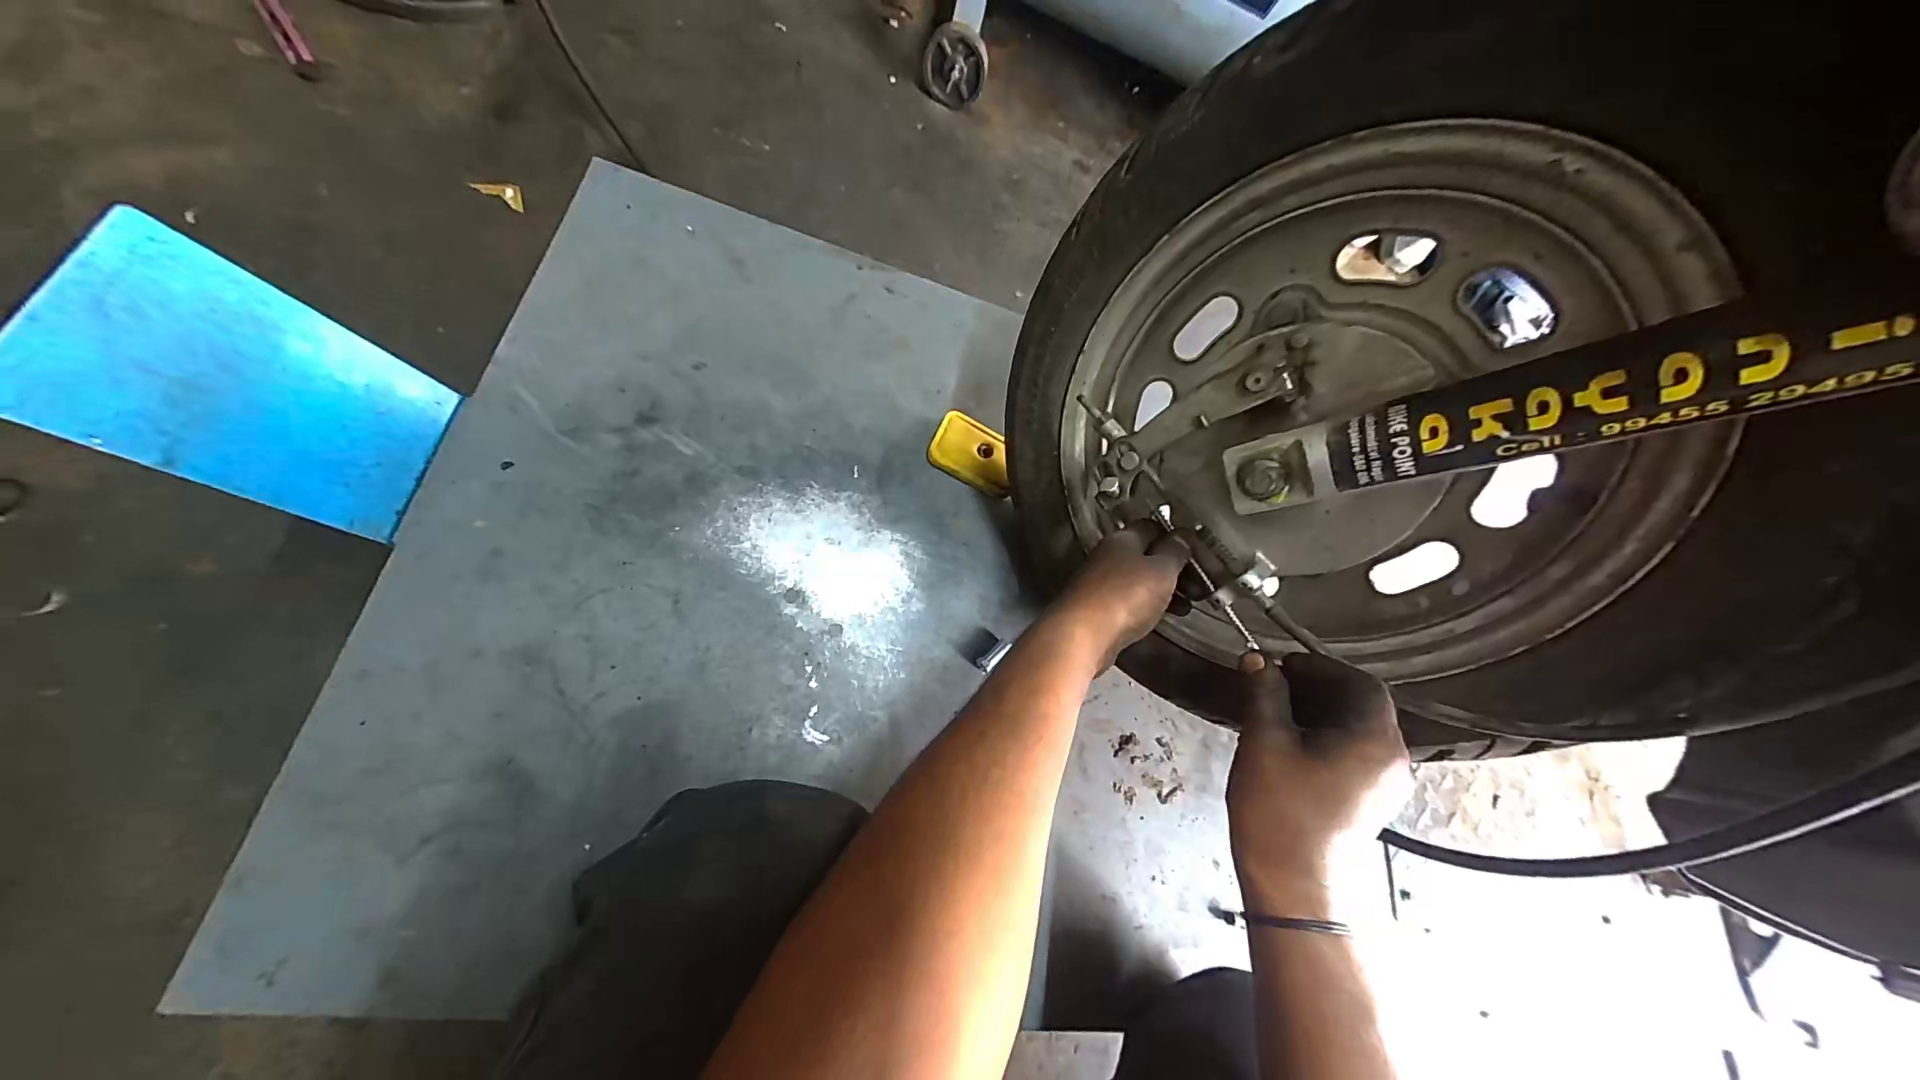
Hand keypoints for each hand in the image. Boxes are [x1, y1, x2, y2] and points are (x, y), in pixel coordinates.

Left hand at [1048, 523, 1187, 666]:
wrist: (1081, 636)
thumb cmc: (1124, 596)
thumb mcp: (1161, 570)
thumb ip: (1175, 551)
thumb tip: (1180, 537)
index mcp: (1122, 539)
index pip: (1153, 527)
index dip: (1177, 538)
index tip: (1197, 555)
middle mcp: (1106, 557)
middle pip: (1146, 555)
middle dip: (1174, 569)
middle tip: (1198, 586)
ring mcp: (1098, 583)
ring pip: (1138, 580)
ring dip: (1164, 590)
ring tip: (1186, 606)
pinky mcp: (1096, 609)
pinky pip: (1128, 602)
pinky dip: (1147, 607)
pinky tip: (1161, 619)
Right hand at [1227, 651, 1410, 915]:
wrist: (1293, 880)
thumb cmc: (1279, 807)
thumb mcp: (1264, 741)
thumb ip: (1264, 694)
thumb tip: (1257, 658)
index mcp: (1375, 739)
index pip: (1360, 683)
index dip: (1321, 666)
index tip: (1282, 663)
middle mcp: (1392, 758)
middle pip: (1363, 705)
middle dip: (1319, 686)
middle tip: (1276, 681)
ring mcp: (1385, 783)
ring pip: (1358, 728)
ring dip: (1321, 709)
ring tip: (1278, 706)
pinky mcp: (1370, 799)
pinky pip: (1355, 751)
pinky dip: (1327, 733)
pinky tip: (1292, 737)